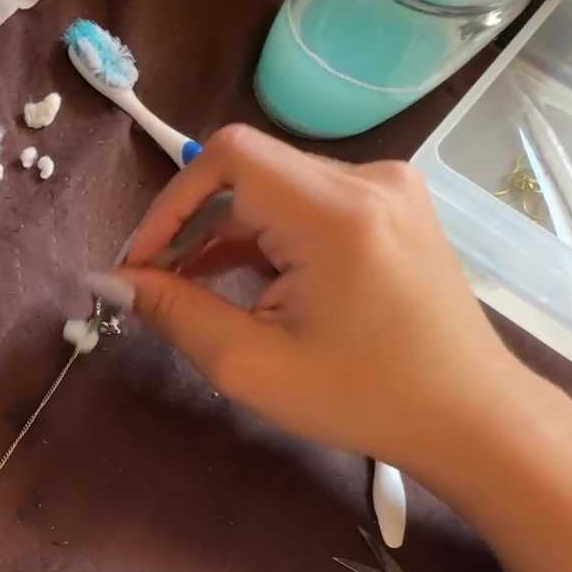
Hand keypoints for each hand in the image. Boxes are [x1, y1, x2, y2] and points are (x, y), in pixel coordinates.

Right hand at [101, 124, 540, 478]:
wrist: (463, 414)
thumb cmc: (355, 396)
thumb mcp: (246, 363)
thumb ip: (173, 312)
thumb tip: (108, 280)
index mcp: (336, 213)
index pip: (229, 158)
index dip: (168, 204)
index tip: (139, 265)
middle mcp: (367, 182)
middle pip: (245, 174)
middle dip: (183, 227)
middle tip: (149, 288)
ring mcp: (383, 194)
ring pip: (267, 191)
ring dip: (213, 236)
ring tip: (182, 293)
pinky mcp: (386, 213)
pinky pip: (296, 208)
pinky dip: (250, 241)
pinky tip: (229, 285)